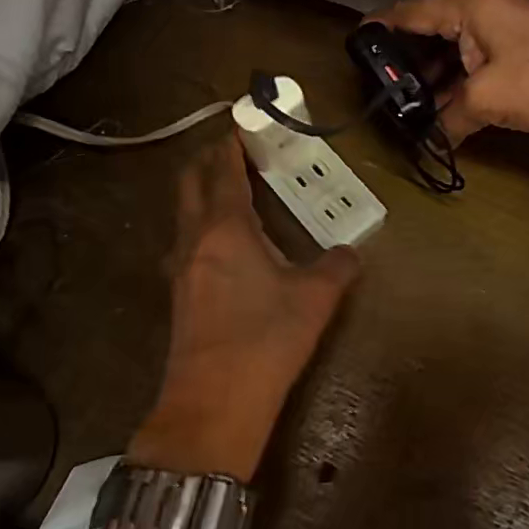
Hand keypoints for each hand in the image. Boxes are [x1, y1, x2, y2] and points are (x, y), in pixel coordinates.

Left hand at [130, 136, 360, 478]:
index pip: (222, 171)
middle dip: (209, 161)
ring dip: (203, 194)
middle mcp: (195, 240)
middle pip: (190, 185)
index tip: (241, 123)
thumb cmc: (267, 339)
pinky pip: (187, 241)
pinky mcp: (178, 295)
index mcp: (226, 229)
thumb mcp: (316, 298)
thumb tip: (349, 253)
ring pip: (185, 215)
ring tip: (235, 192)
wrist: (214, 404)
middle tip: (238, 151)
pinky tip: (228, 244)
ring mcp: (180, 269)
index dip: (230, 144)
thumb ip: (337, 266)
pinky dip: (203, 225)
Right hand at [374, 0, 528, 141]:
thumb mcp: (484, 100)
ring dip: (439, 72)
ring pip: (460, 44)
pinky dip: (464, 75)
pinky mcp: (527, 44)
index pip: (411, 12)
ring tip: (415, 101)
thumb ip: (449, 118)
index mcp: (470, 5)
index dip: (382, 28)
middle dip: (410, 59)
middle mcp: (487, 5)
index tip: (357, 42)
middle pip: (435, 28)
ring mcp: (510, 23)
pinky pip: (481, 55)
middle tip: (386, 85)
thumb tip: (434, 138)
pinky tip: (452, 101)